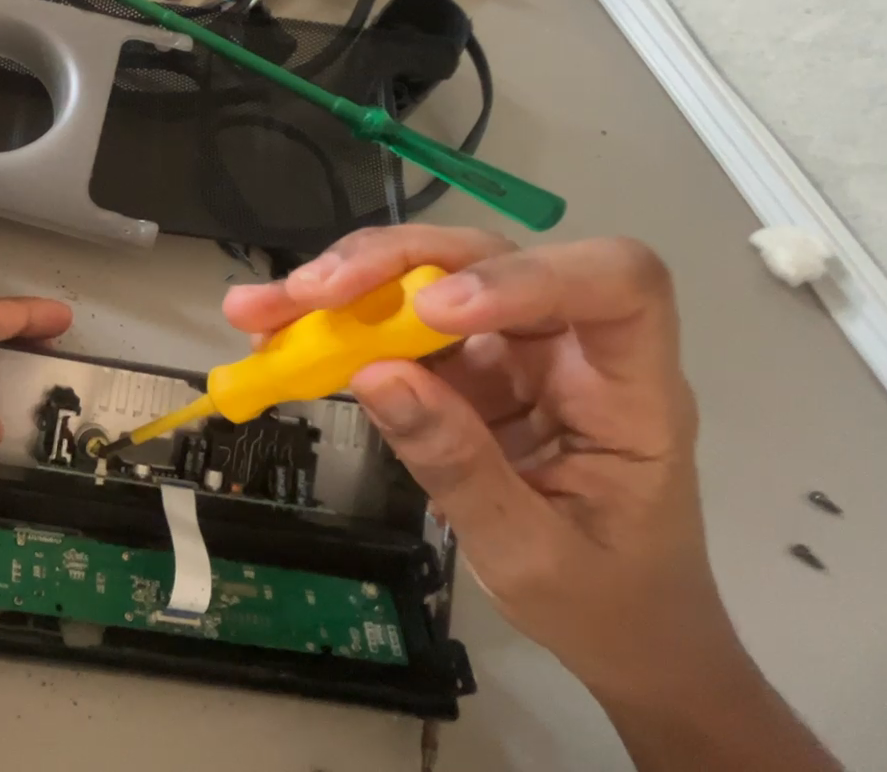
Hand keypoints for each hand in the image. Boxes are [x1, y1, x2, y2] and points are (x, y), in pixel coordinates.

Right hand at [223, 226, 731, 698]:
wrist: (618, 629)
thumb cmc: (607, 601)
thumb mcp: (530, 552)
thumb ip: (459, 463)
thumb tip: (375, 376)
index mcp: (628, 388)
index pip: (613, 285)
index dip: (523, 277)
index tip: (430, 311)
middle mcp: (563, 345)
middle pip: (487, 257)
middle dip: (390, 263)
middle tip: (307, 292)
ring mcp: (504, 350)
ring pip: (423, 276)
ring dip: (339, 285)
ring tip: (258, 309)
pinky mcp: (456, 366)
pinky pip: (388, 325)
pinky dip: (327, 326)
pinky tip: (271, 333)